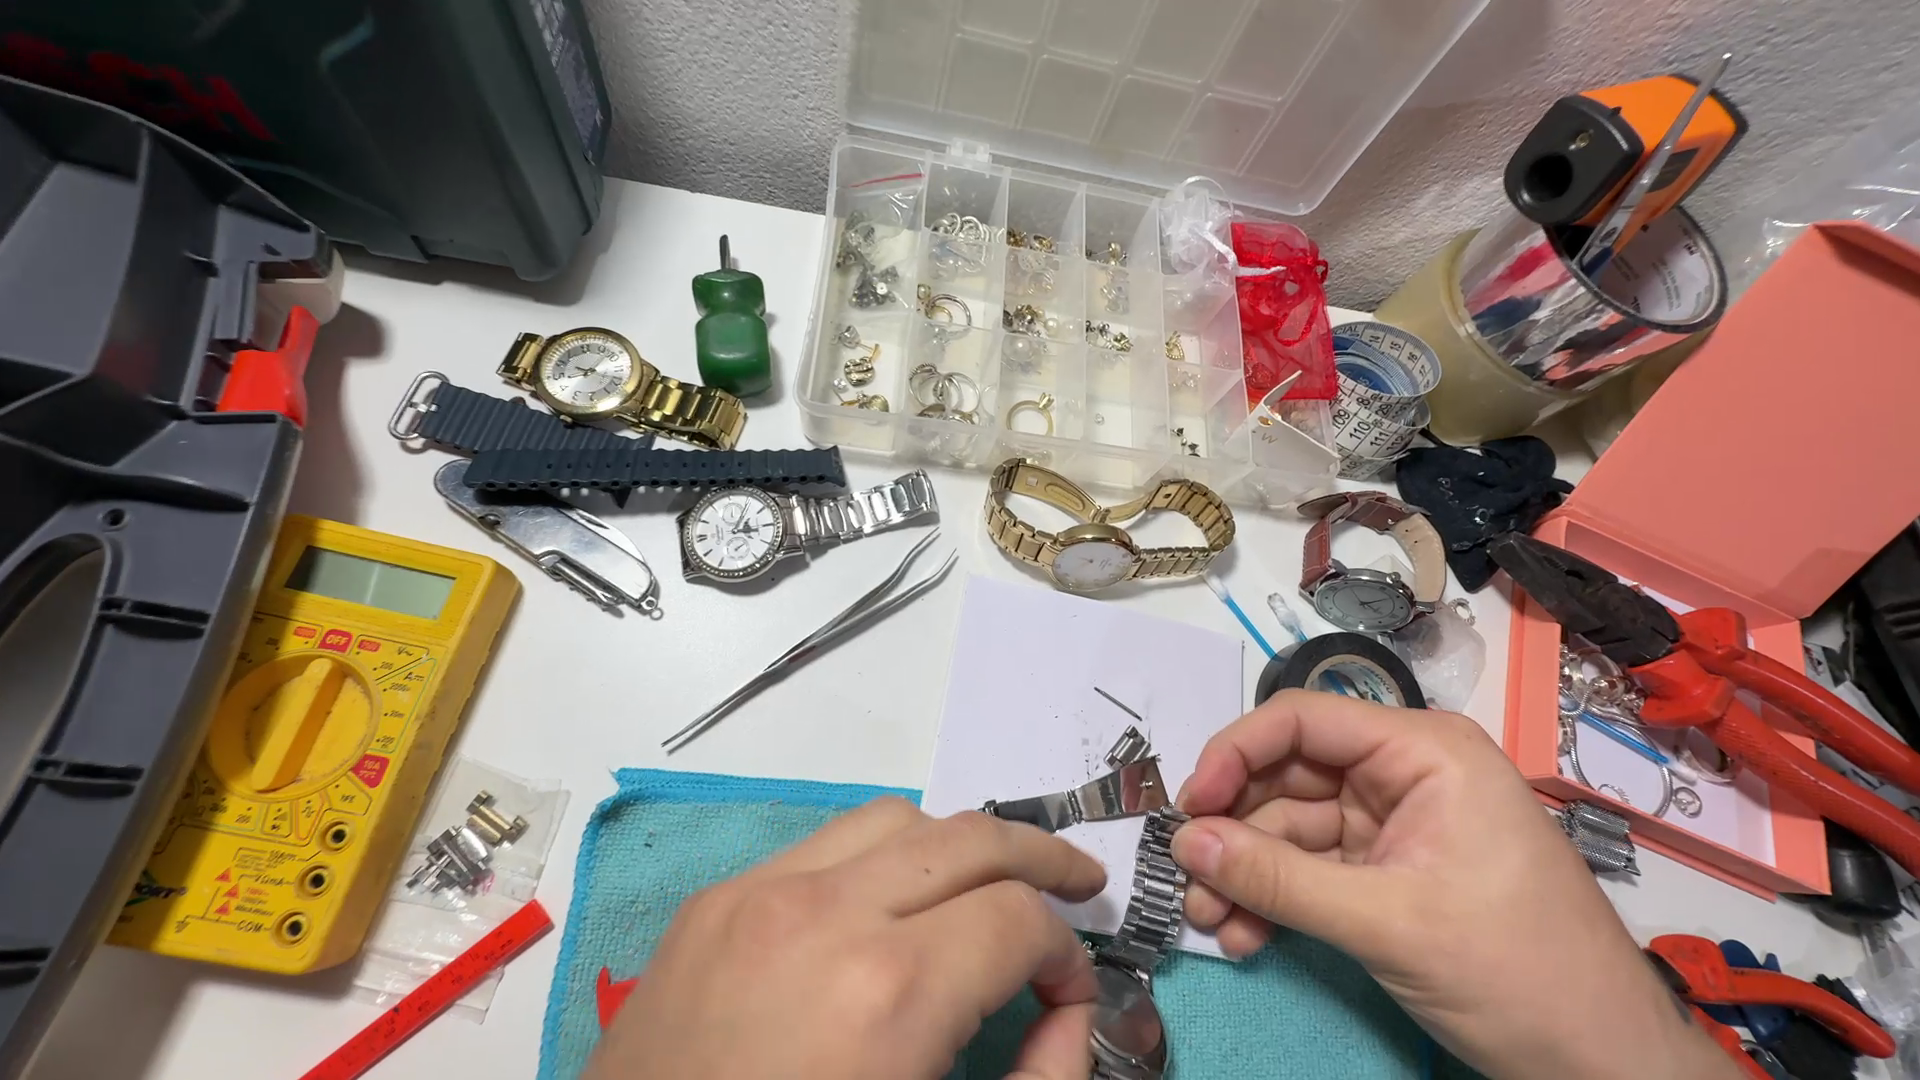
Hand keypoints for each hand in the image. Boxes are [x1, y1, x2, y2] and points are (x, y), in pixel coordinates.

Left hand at [586, 798, 1106, 1079]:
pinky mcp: (714, 902)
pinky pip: (822, 845)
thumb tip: (1068, 1008)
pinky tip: (885, 905)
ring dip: (955, 847)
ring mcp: (758, 894)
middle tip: (1078, 882)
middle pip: (968, 838)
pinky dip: (879, 860)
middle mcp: (825, 914)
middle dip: (1040, 856)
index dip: (1066, 953)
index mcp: (887, 994)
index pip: (1017, 919)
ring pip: (896, 819)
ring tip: (981, 886)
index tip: (1070, 992)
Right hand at [1172, 690, 1743, 1079]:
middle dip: (1233, 830)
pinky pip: (1306, 870)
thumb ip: (1278, 878)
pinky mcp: (1383, 871)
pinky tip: (1243, 937)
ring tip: (1208, 921)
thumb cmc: (1518, 975)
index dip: (1235, 753)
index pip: (1301, 721)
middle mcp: (1399, 774)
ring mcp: (1389, 824)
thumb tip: (1182, 840)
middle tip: (1188, 878)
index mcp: (1421, 751)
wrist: (1607, 1075)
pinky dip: (1271, 900)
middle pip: (1285, 777)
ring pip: (1287, 829)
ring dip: (1243, 873)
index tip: (1190, 806)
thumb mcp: (1387, 922)